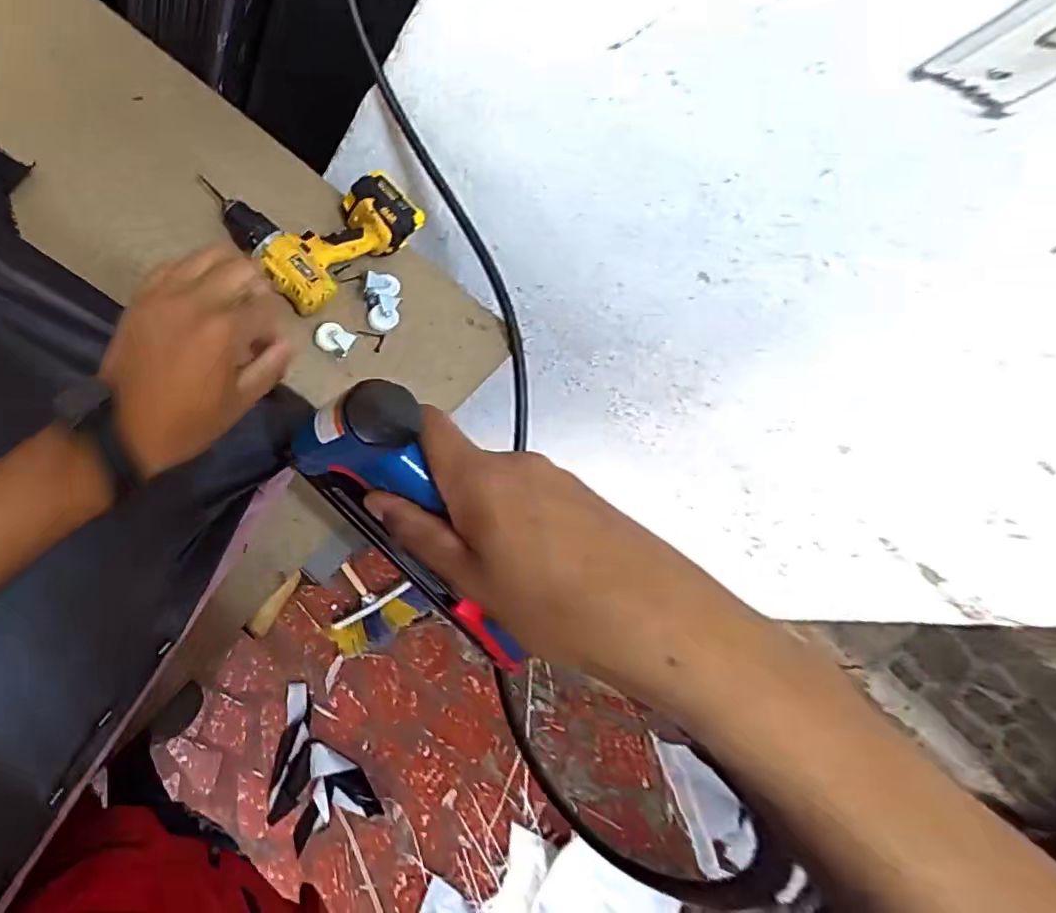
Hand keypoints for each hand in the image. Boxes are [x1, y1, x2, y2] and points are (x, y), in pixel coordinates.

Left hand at [100, 245, 293, 476]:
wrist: (122, 429)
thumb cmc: (184, 423)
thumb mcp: (237, 404)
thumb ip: (269, 367)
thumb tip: (285, 343)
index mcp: (226, 329)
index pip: (267, 306)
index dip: (272, 326)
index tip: (264, 345)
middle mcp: (197, 300)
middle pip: (243, 268)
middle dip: (256, 289)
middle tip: (251, 313)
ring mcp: (165, 294)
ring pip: (208, 255)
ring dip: (227, 269)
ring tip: (227, 294)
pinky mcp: (142, 297)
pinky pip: (172, 266)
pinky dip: (190, 272)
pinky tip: (194, 293)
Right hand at [364, 408, 771, 707]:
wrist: (676, 631)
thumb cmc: (554, 607)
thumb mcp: (470, 580)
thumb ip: (418, 533)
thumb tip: (378, 497)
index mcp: (478, 476)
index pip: (427, 423)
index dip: (397, 440)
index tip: (384, 480)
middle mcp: (516, 463)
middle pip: (457, 462)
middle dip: (438, 498)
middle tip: (444, 554)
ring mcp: (556, 479)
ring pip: (493, 486)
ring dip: (477, 517)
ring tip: (496, 577)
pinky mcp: (587, 499)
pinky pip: (529, 500)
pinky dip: (513, 524)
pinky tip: (536, 576)